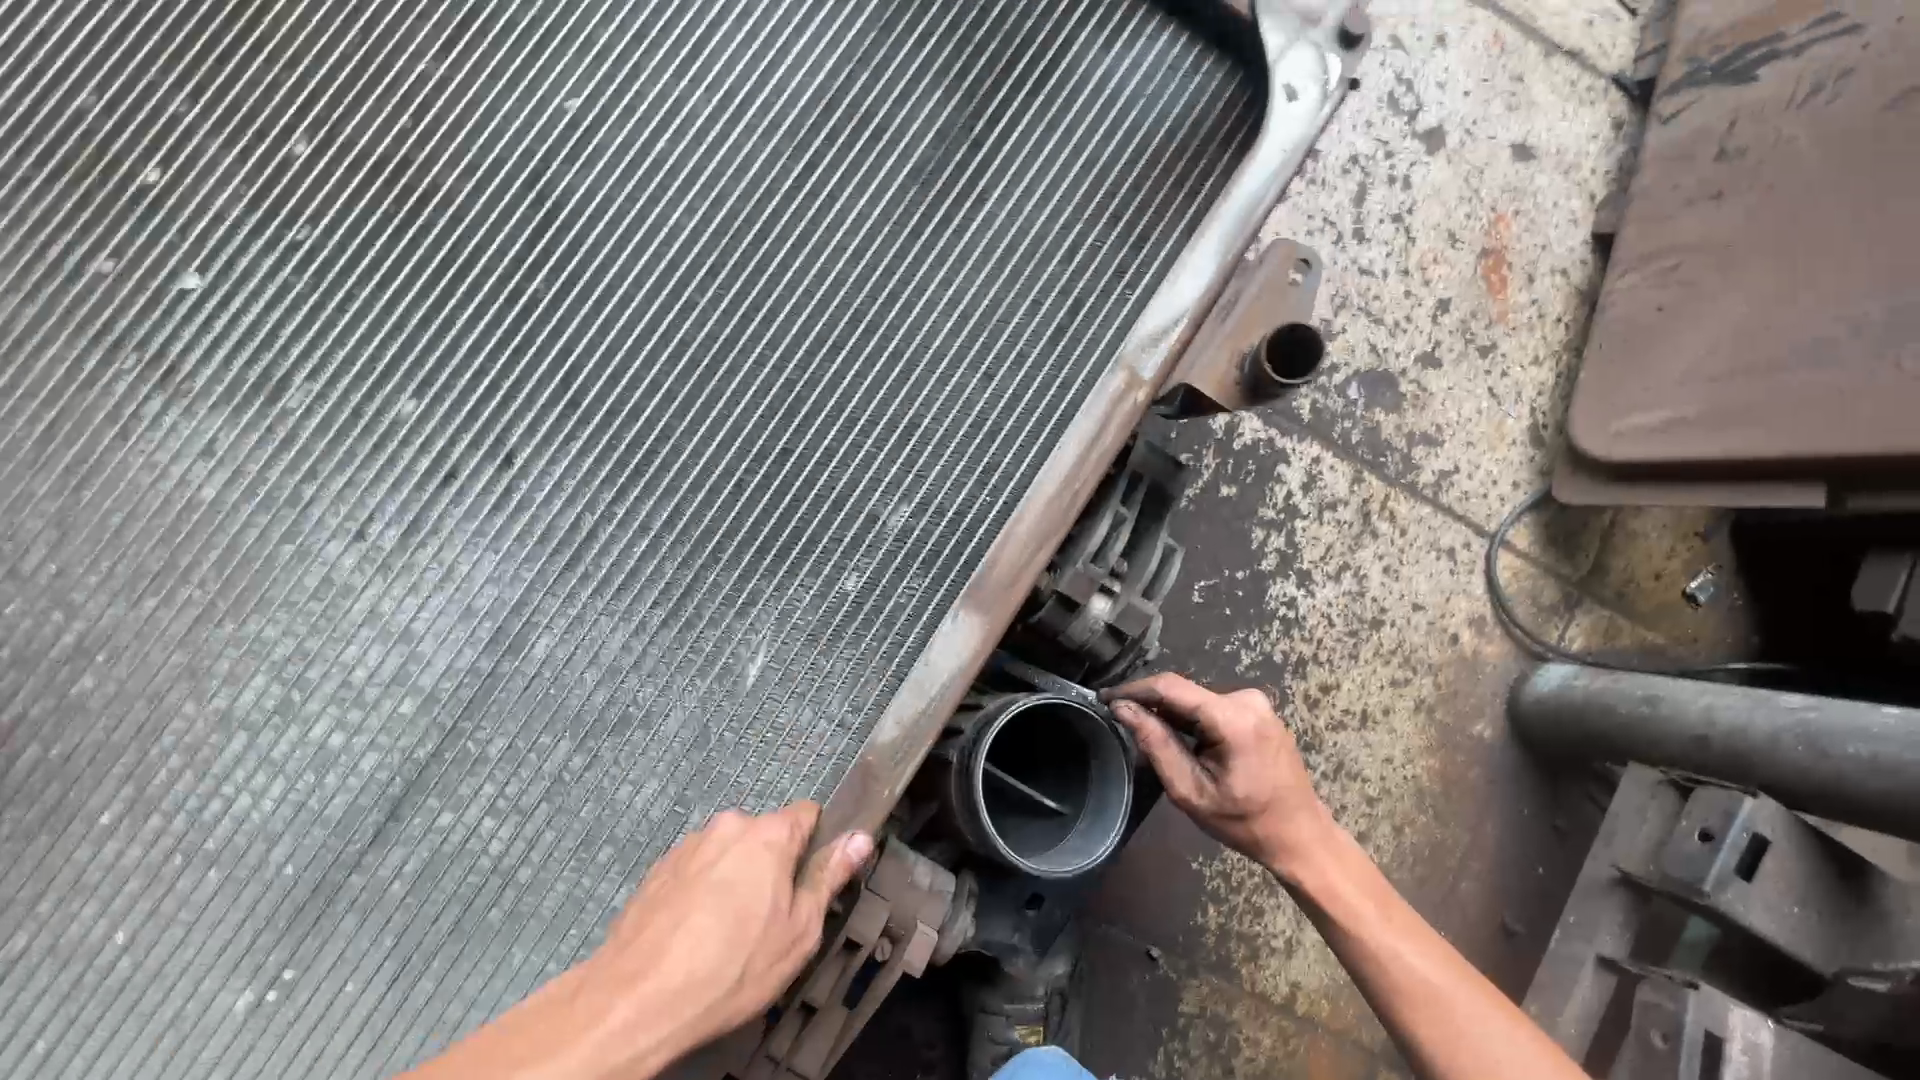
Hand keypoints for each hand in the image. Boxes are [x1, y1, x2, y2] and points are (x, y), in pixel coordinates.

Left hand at [407, 803, 874, 1079]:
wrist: (637, 999)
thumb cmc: (730, 968)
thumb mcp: (799, 931)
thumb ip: (829, 877)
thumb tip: (859, 838)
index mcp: (768, 834)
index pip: (807, 813)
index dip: (817, 844)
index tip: (814, 879)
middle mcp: (728, 827)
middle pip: (766, 836)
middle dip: (773, 867)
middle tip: (773, 918)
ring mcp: (688, 846)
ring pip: (729, 854)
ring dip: (736, 880)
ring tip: (730, 933)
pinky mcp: (658, 869)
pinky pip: (696, 871)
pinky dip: (703, 893)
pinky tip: (698, 935)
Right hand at [1103, 673, 1335, 878]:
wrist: (1300, 836)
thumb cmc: (1245, 822)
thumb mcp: (1191, 790)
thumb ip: (1156, 744)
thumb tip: (1123, 709)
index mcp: (1232, 717)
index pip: (1170, 687)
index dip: (1133, 689)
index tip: (1103, 698)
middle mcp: (1246, 699)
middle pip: (1182, 693)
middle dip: (1150, 706)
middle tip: (1121, 726)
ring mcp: (1256, 703)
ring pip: (1195, 700)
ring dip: (1170, 715)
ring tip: (1148, 738)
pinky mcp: (1258, 711)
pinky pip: (1211, 707)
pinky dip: (1190, 720)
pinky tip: (1180, 742)